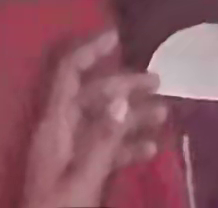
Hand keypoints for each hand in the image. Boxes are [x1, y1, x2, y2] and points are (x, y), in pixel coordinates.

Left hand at [21, 32, 168, 207]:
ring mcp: (69, 151)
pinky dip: (126, 144)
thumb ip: (102, 140)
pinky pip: (104, 148)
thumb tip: (123, 98)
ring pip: (102, 121)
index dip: (90, 50)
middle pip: (92, 94)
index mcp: (53, 123)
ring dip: (131, 115)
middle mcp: (60, 129)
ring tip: (164, 113)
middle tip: (158, 81)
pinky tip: (150, 147)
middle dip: (124, 85)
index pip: (70, 72)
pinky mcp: (79, 172)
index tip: (117, 37)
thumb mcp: (82, 181)